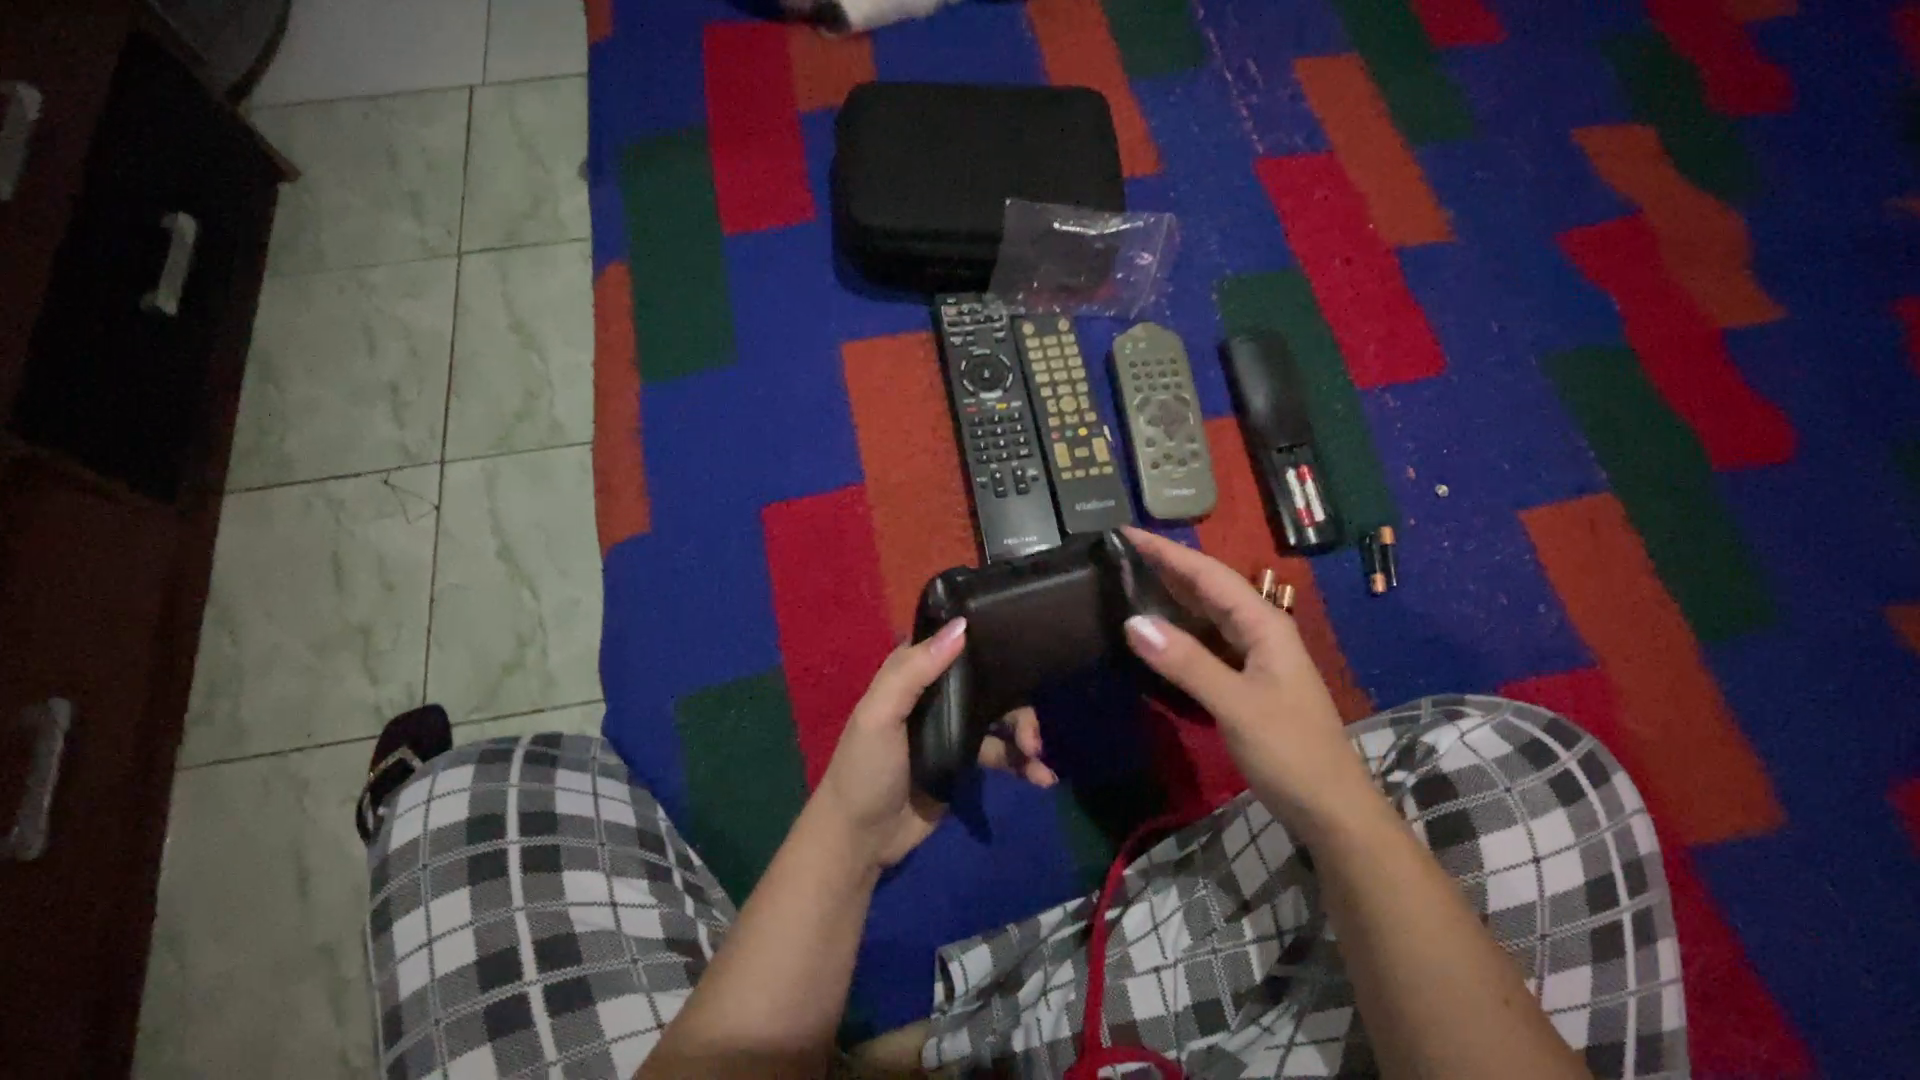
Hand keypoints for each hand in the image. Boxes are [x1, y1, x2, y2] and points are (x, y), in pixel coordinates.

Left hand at [811, 618, 1057, 869]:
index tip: (1023, 640)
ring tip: (1037, 759)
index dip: (985, 640)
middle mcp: (936, 697)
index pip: (952, 644)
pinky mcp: (966, 764)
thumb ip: (915, 670)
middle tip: (1031, 736)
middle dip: (1018, 705)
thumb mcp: (880, 714)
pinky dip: (1026, 765)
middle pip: (990, 684)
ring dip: (1026, 735)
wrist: (862, 838)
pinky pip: (1003, 755)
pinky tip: (1043, 779)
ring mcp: (954, 731)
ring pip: (1002, 720)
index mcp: (911, 676)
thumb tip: (962, 626)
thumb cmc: (865, 768)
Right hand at [1119, 527, 1378, 836]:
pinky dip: (1176, 633)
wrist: (1330, 808)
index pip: (1208, 574)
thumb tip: (1132, 621)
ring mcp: (1253, 657)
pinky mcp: (1244, 682)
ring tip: (1124, 585)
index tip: (1124, 534)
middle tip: (1114, 556)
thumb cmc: (1290, 751)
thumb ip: (1186, 662)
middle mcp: (1259, 631)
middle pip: (1206, 588)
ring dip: (1168, 598)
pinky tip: (1151, 637)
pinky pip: (1204, 644)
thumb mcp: (1236, 705)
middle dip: (1164, 568)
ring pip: (1204, 615)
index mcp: (1263, 625)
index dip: (1167, 552)